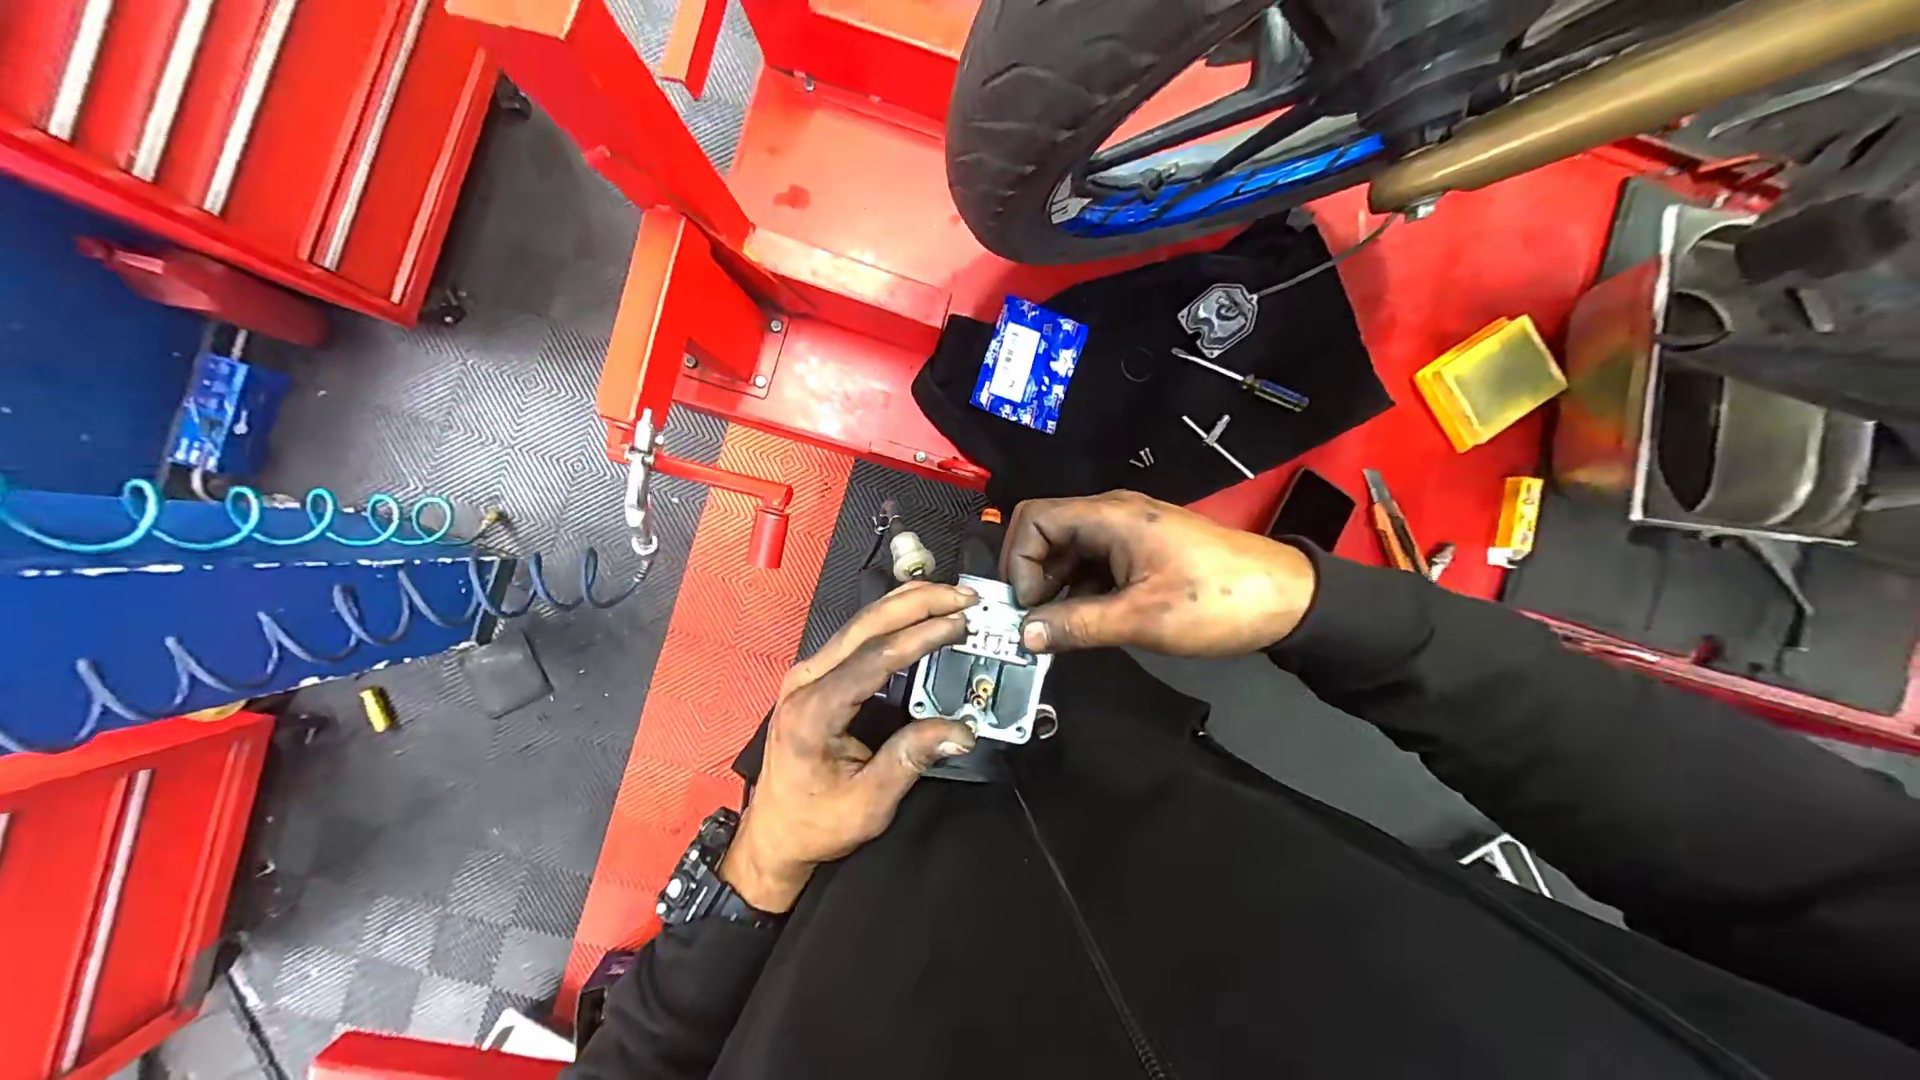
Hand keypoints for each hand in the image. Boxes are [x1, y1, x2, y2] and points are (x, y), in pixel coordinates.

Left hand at [721, 581, 978, 912]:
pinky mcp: (818, 676)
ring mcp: (808, 674)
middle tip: (963, 597)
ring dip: (908, 604)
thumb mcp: (868, 802)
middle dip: (919, 603)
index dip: (920, 636)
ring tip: (950, 597)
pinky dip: (894, 619)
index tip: (958, 623)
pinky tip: (919, 611)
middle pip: (866, 624)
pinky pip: (859, 635)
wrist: (775, 833)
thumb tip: (959, 731)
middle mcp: (805, 682)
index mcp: (813, 711)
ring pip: (862, 622)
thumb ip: (911, 758)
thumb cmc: (815, 822)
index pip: (873, 657)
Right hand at [1000, 490, 1317, 656]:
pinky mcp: (1140, 551)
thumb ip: (1076, 625)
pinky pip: (1093, 564)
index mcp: (1109, 516)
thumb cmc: (1216, 601)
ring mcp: (1127, 532)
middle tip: (1037, 621)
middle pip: (1046, 534)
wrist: (1287, 599)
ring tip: (1060, 628)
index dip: (1019, 561)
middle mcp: (1113, 515)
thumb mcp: (1140, 619)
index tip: (1027, 606)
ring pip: (1068, 552)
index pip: (1034, 519)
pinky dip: (1080, 590)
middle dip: (1033, 577)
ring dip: (1056, 587)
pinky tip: (1087, 621)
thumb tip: (1025, 635)